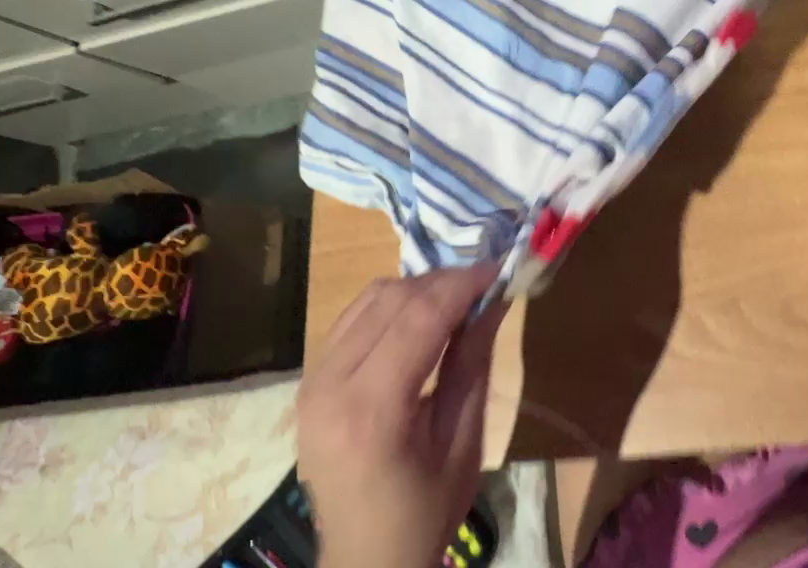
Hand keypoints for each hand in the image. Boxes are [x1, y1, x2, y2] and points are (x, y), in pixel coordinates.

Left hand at [298, 263, 506, 567]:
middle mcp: (330, 385)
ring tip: (455, 299)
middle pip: (392, 299)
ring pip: (369, 299)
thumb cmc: (425, 509)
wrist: (364, 558)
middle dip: (442, 282)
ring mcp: (312, 380)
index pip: (420, 317)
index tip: (499, 269)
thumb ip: (472, 362)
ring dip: (416, 289)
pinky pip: (351, 318)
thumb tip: (494, 298)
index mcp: (371, 410)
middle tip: (483, 285)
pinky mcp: (309, 380)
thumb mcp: (463, 440)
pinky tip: (418, 317)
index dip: (462, 284)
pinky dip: (389, 306)